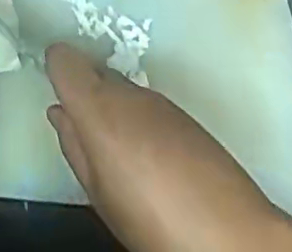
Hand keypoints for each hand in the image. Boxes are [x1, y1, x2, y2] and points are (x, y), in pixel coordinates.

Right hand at [44, 43, 291, 251]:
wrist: (235, 238)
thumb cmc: (153, 219)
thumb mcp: (98, 192)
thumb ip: (73, 145)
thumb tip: (60, 115)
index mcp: (96, 106)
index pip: (63, 58)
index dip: (56, 69)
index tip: (58, 90)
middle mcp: (127, 93)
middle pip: (94, 71)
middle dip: (87, 92)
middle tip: (89, 132)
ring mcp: (160, 102)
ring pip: (123, 89)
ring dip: (117, 108)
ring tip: (125, 154)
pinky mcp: (187, 116)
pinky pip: (151, 106)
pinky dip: (144, 122)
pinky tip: (155, 161)